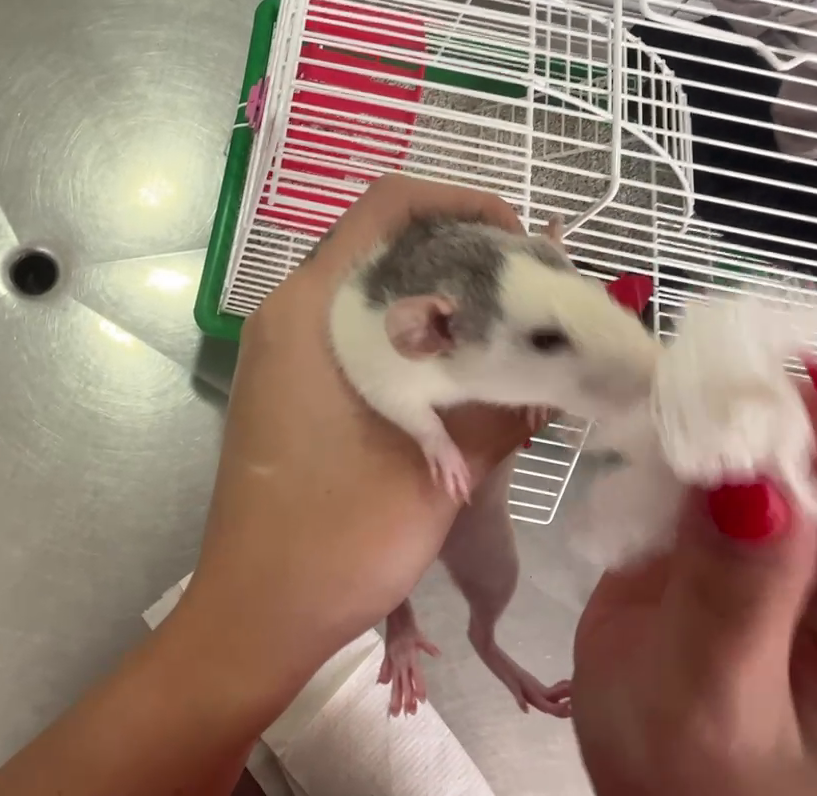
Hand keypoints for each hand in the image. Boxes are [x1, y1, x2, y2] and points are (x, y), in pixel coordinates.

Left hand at [169, 175, 533, 695]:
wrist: (255, 611)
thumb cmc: (335, 538)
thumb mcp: (438, 469)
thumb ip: (501, 401)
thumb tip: (561, 361)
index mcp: (310, 307)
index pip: (385, 206)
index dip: (460, 204)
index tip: (521, 244)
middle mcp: (288, 311)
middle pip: (380, 243)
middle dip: (459, 254)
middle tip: (528, 294)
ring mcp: (283, 348)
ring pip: (370, 290)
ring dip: (437, 298)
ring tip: (506, 330)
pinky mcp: (289, 384)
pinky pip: (355, 331)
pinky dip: (409, 334)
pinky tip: (459, 370)